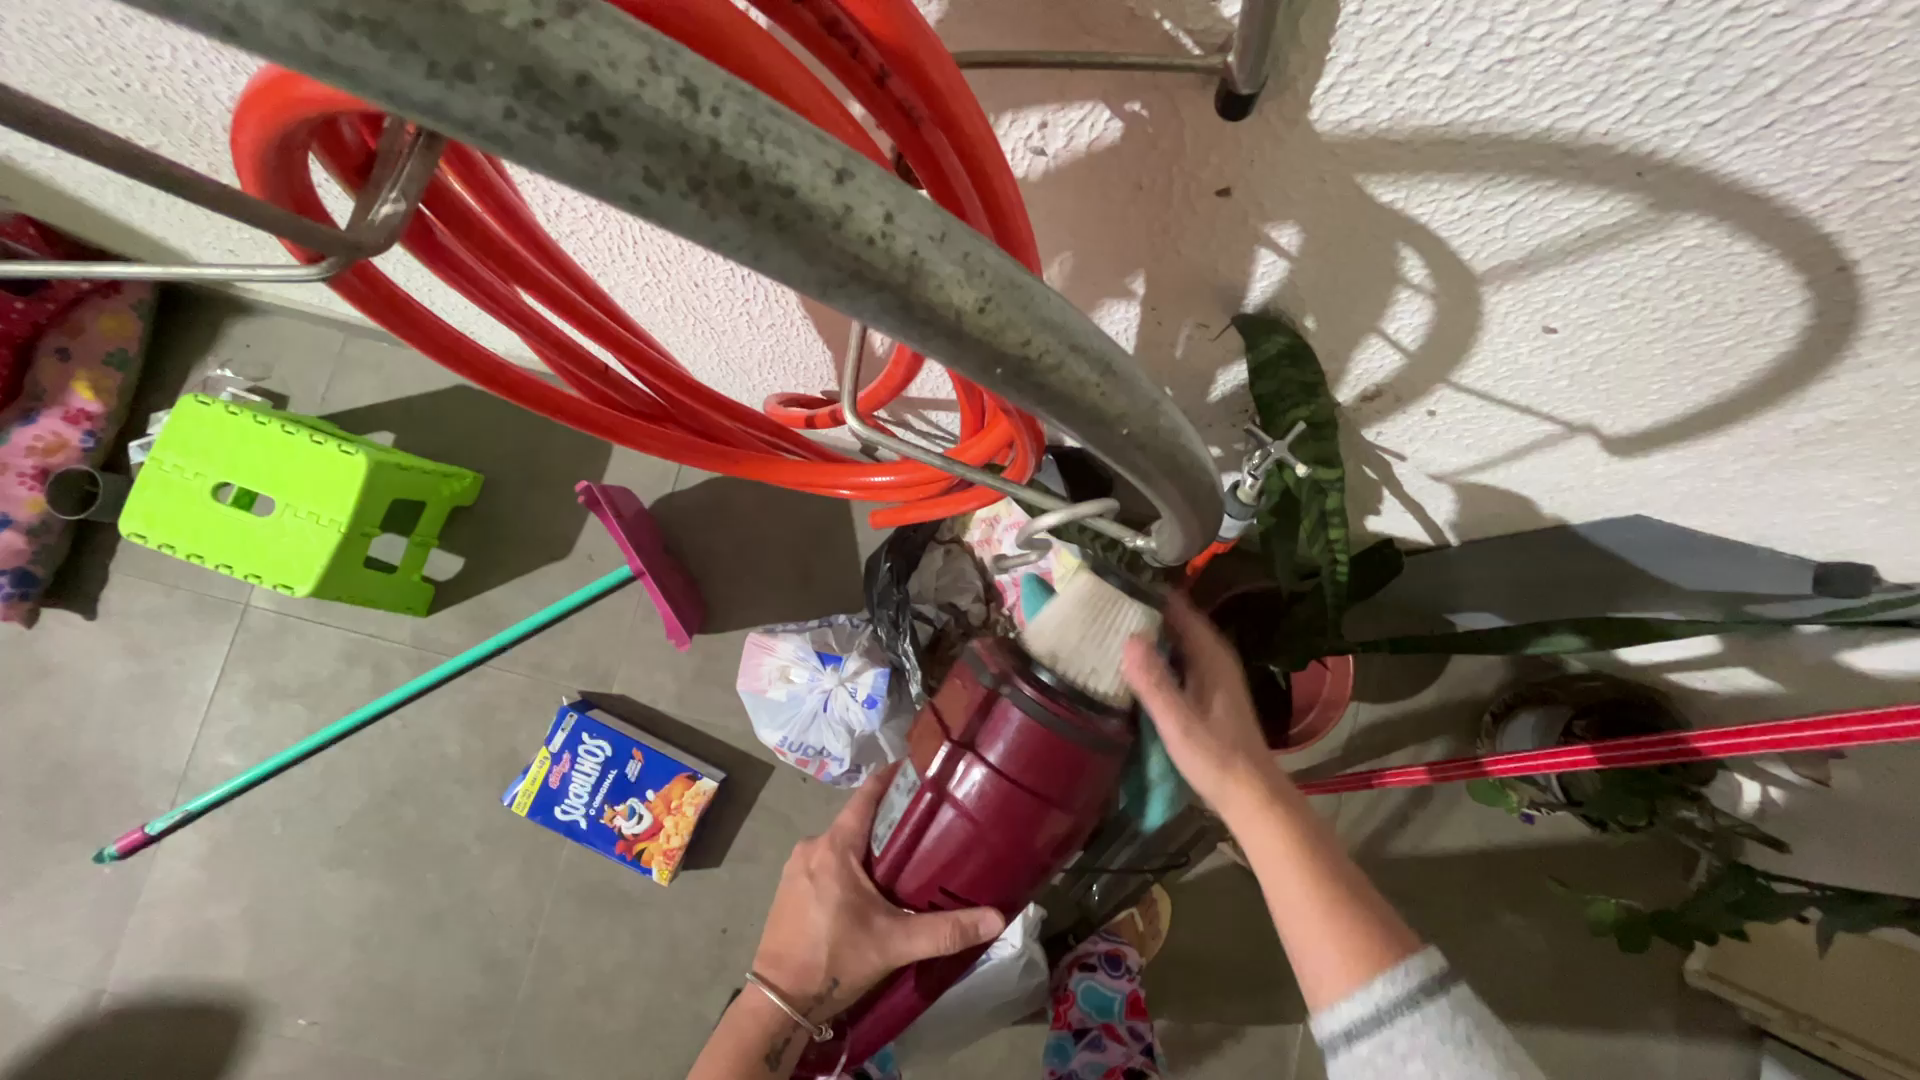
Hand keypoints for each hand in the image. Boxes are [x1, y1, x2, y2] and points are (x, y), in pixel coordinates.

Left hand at [748, 764, 1006, 1023]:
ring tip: (907, 855)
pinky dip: (851, 864)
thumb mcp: (895, 944)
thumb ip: (946, 930)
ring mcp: (797, 868)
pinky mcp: (791, 889)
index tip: (920, 769)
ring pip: (843, 843)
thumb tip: (998, 918)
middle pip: (858, 820)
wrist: (779, 1004)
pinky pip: (828, 862)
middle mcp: (812, 846)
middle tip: (929, 822)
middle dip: (890, 819)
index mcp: (835, 847)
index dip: (893, 778)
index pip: (867, 795)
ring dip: (870, 846)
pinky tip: (873, 885)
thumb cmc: (834, 961)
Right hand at [1123, 593, 1285, 816]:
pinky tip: (1127, 664)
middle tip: (1098, 606)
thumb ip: (1154, 681)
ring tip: (1105, 628)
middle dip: (1141, 611)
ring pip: (1174, 641)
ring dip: (1145, 633)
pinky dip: (1153, 655)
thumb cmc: (1215, 757)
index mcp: (1211, 654)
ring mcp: (1210, 674)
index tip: (1111, 584)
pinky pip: (1174, 660)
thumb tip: (1128, 637)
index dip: (1147, 593)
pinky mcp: (1204, 692)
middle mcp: (1213, 657)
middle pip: (1174, 621)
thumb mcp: (1178, 721)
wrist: (1250, 795)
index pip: (1177, 606)